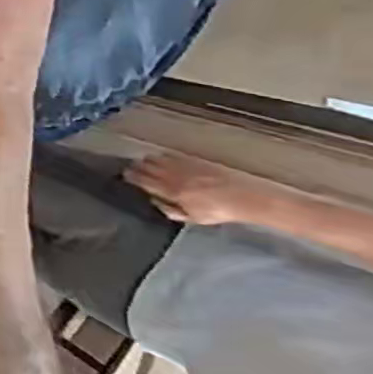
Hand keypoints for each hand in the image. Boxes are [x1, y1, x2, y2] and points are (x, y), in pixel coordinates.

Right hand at [124, 152, 269, 225]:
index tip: (125, 176)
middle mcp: (171, 175)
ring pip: (154, 158)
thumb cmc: (220, 211)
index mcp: (170, 191)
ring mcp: (182, 166)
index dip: (130, 177)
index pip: (141, 179)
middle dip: (136, 167)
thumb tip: (154, 201)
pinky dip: (162, 157)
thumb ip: (171, 210)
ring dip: (147, 161)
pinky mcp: (192, 160)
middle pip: (145, 166)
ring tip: (145, 163)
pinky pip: (170, 155)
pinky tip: (163, 159)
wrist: (248, 198)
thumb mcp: (195, 218)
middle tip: (132, 169)